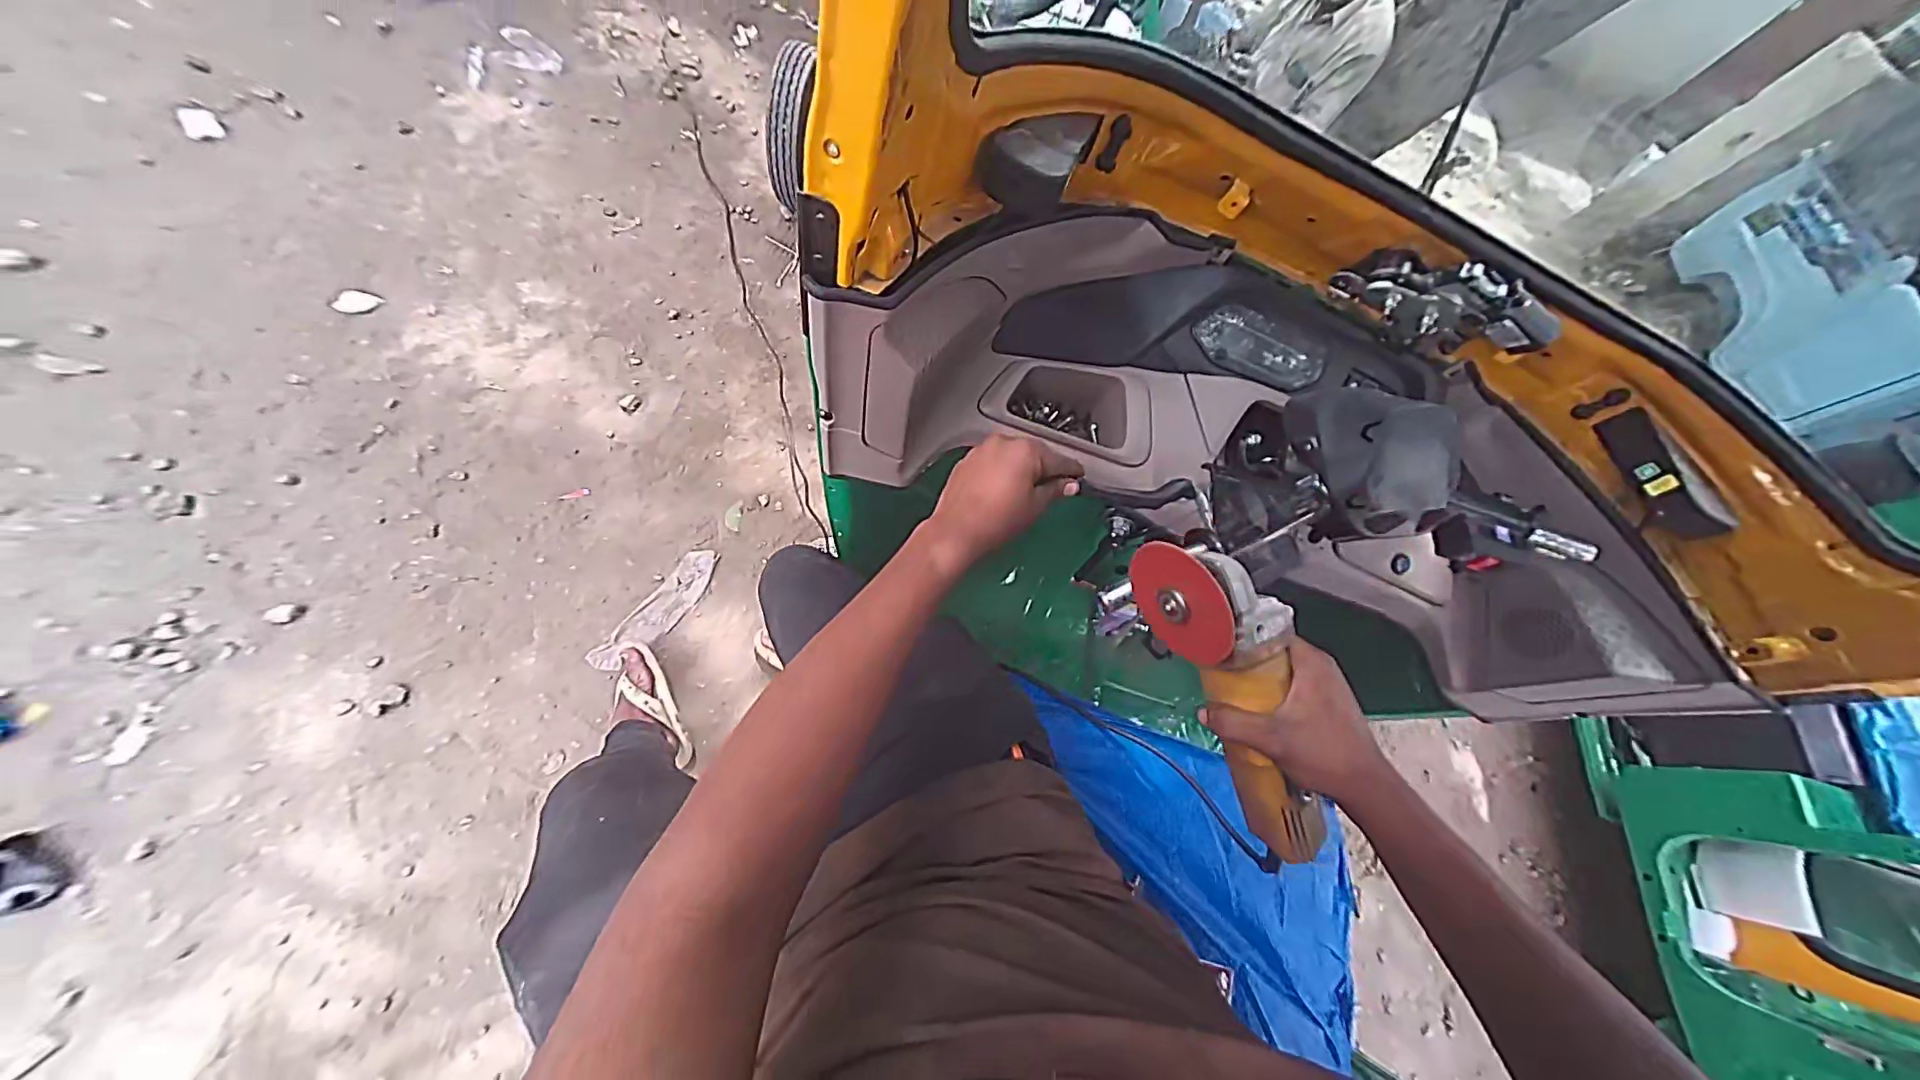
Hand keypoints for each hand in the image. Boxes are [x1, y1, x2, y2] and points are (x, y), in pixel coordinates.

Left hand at [922, 434, 1083, 569]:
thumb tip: (1067, 485)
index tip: (1077, 476)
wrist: (955, 532)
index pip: (1058, 459)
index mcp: (1026, 451)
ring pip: (1011, 456)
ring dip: (1021, 470)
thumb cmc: (995, 522)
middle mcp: (1003, 444)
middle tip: (1054, 488)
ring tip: (1025, 494)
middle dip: (1044, 469)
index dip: (1072, 470)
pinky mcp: (966, 462)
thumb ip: (1054, 491)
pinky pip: (992, 463)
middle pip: (1034, 453)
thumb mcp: (1035, 507)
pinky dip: (1001, 473)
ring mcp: (982, 451)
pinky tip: (1003, 492)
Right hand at [1200, 639, 1393, 805]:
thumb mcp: (1270, 738)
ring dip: (1261, 681)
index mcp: (1312, 662)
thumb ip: (1233, 723)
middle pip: (1275, 653)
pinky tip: (1261, 712)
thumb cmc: (1323, 753)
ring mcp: (1329, 684)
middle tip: (1224, 676)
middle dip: (1248, 663)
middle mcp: (1322, 667)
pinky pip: (1294, 687)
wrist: (1364, 786)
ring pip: (1284, 672)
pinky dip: (1275, 694)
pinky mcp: (1330, 702)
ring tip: (1237, 694)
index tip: (1222, 651)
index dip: (1244, 640)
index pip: (1271, 634)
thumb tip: (1203, 713)